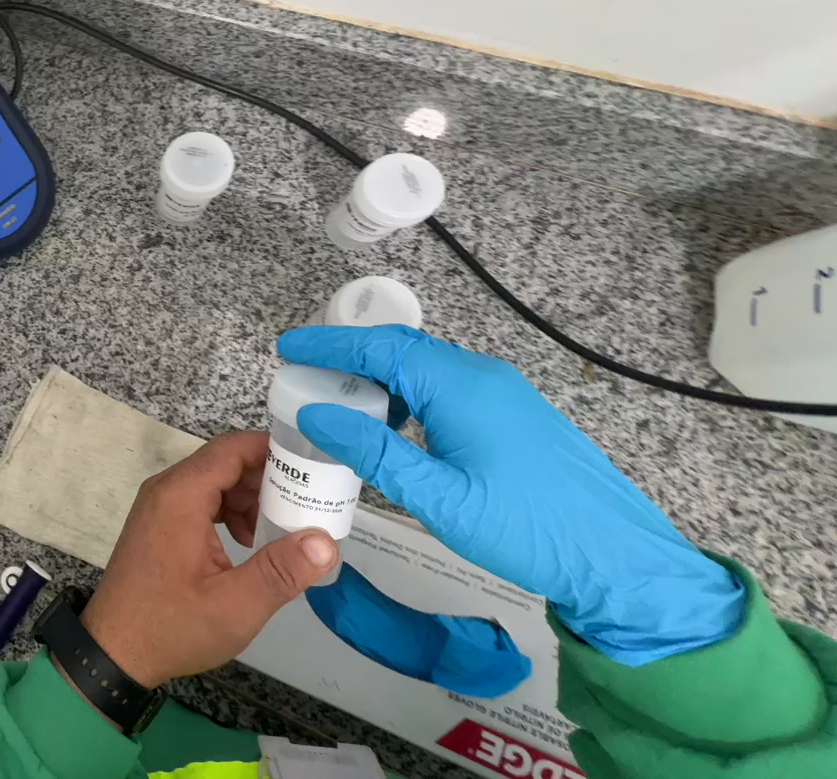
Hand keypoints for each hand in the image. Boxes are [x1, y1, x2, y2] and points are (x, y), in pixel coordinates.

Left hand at [80, 431, 340, 687]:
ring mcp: (158, 506)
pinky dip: (227, 511)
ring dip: (248, 497)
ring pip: (211, 482)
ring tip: (282, 528)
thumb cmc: (173, 624)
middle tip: (308, 502)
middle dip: (267, 477)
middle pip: (222, 463)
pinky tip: (248, 542)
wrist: (115, 647)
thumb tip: (326, 540)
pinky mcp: (157, 523)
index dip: (271, 448)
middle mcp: (166, 490)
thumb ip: (281, 569)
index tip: (311, 461)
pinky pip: (198, 500)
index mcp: (181, 496)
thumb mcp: (236, 604)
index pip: (229, 449)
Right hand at [277, 324, 743, 665]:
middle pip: (399, 348)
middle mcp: (481, 376)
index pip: (377, 348)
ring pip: (423, 365)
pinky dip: (404, 389)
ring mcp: (503, 392)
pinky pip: (444, 383)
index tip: (284, 347)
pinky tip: (390, 421)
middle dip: (345, 353)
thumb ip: (371, 450)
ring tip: (336, 395)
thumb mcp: (436, 497)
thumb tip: (315, 412)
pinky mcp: (514, 412)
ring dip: (375, 372)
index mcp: (459, 387)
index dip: (326, 345)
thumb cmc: (526, 530)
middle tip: (301, 368)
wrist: (626, 565)